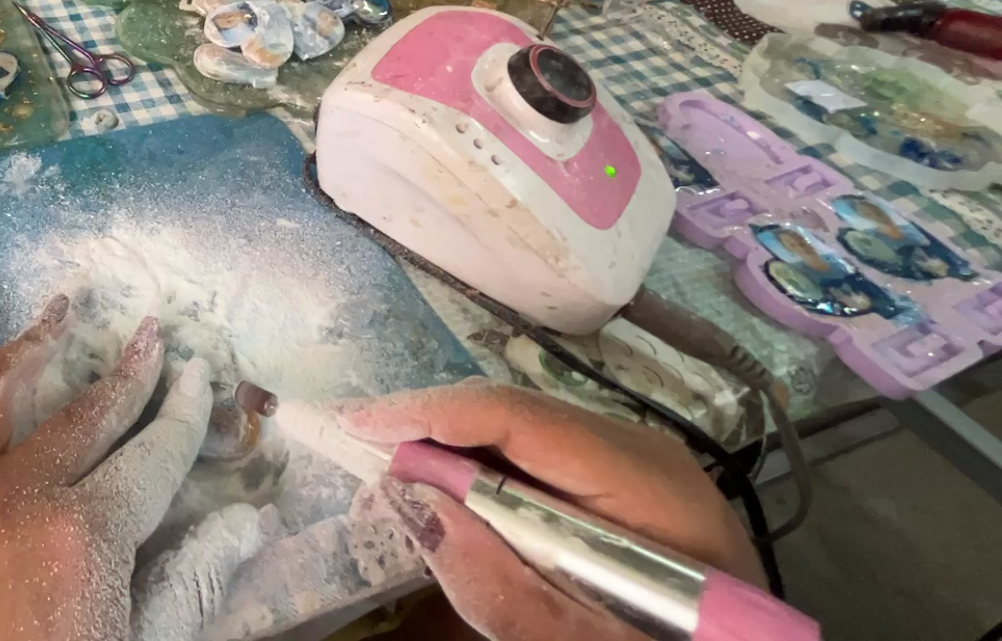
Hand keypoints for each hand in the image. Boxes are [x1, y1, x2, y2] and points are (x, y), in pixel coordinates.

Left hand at [0, 294, 263, 640]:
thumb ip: (189, 589)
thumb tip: (252, 520)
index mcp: (81, 536)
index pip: (150, 456)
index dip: (182, 415)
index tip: (197, 375)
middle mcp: (10, 492)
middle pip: (85, 415)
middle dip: (128, 372)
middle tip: (150, 332)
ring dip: (32, 343)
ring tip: (61, 309)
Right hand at [342, 381, 764, 640]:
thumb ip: (506, 592)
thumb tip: (404, 497)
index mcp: (651, 486)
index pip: (518, 418)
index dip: (428, 414)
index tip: (353, 425)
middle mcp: (635, 449)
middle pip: (504, 412)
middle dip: (423, 425)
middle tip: (352, 443)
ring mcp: (622, 457)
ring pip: (504, 424)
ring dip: (438, 443)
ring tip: (382, 459)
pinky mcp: (604, 474)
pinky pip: (518, 449)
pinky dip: (466, 463)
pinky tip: (437, 481)